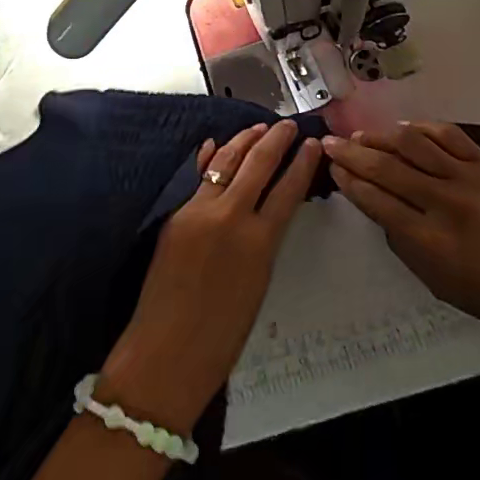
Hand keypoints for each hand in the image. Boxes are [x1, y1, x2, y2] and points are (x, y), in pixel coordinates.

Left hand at [99, 120, 321, 431]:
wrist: (167, 354)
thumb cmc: (222, 335)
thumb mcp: (258, 284)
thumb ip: (262, 242)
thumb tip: (264, 213)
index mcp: (260, 242)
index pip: (288, 189)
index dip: (302, 163)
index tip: (312, 145)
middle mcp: (230, 218)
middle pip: (257, 165)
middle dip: (275, 140)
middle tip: (287, 125)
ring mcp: (197, 214)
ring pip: (224, 165)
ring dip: (242, 142)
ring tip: (257, 128)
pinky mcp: (173, 218)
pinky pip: (196, 180)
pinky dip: (208, 161)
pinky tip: (213, 145)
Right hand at [322, 122, 479, 350]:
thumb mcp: (441, 285)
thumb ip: (408, 247)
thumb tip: (386, 214)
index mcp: (430, 240)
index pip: (376, 201)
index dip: (349, 181)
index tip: (332, 168)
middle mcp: (445, 203)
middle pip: (387, 168)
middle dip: (353, 154)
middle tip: (330, 143)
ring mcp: (470, 179)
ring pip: (414, 146)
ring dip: (382, 137)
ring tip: (360, 134)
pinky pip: (450, 137)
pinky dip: (424, 129)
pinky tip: (406, 130)